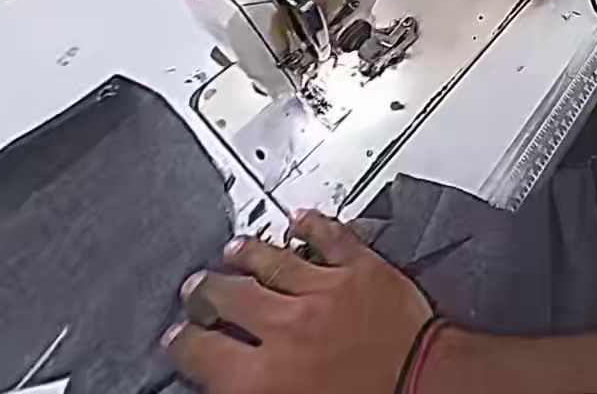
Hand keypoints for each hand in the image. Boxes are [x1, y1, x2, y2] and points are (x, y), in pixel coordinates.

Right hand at [163, 209, 434, 393]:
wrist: (421, 384)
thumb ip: (255, 393)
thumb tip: (228, 384)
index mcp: (264, 379)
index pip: (205, 354)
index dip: (183, 342)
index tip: (176, 334)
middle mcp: (289, 327)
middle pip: (234, 298)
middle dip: (208, 290)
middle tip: (196, 284)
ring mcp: (326, 290)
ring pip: (275, 262)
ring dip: (250, 253)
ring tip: (233, 248)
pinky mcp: (360, 267)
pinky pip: (330, 237)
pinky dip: (312, 224)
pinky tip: (298, 219)